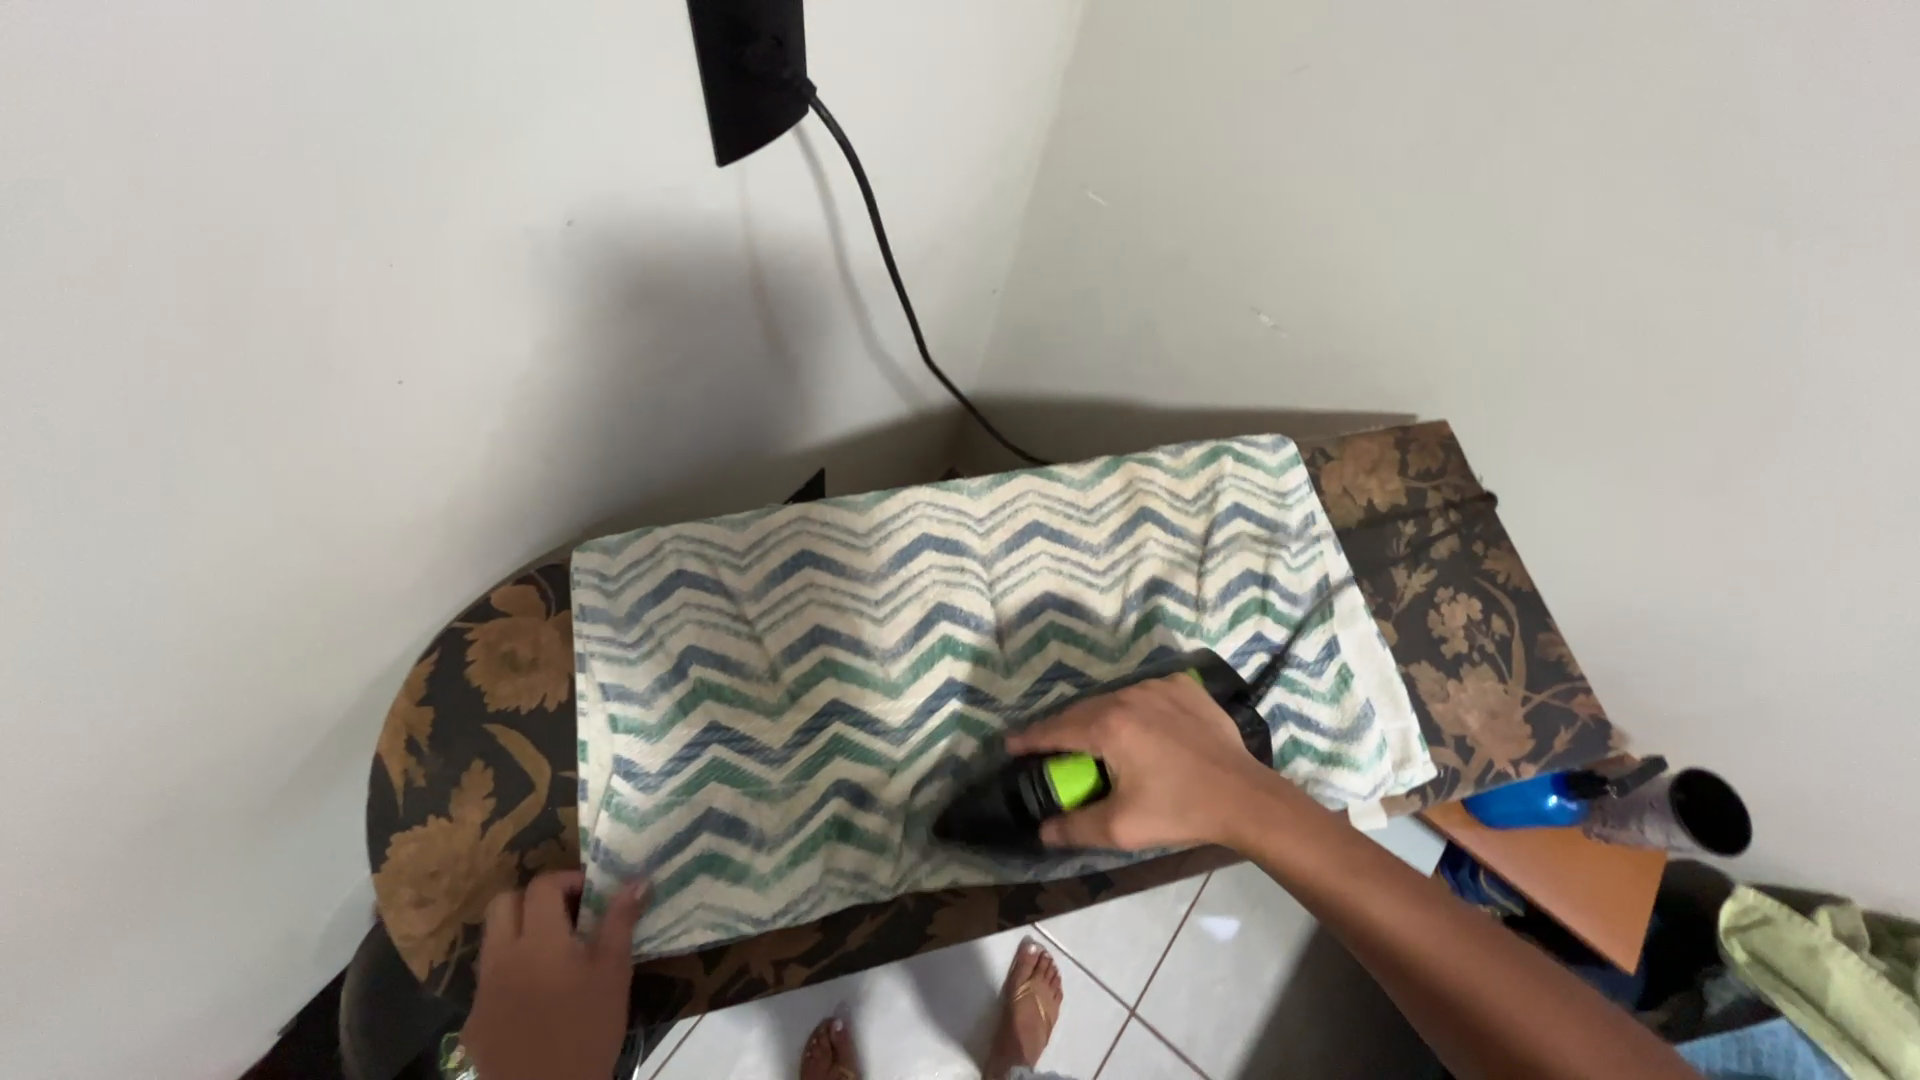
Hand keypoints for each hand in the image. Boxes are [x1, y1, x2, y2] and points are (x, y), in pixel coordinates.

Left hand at [461, 870, 647, 1079]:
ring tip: (554, 953)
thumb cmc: (589, 1029)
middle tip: (566, 914)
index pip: (541, 886)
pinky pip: (488, 979)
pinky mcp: (473, 1022)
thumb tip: (638, 879)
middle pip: (503, 903)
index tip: (591, 896)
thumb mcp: (615, 971)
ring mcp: (482, 991)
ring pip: (491, 939)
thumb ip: (621, 920)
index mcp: (538, 941)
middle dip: (533, 899)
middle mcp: (501, 957)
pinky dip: (510, 971)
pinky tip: (537, 997)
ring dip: (518, 931)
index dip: (567, 880)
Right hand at [1005, 673, 1306, 850]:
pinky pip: (1146, 693)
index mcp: (1107, 726)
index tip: (1010, 744)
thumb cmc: (1179, 810)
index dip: (1029, 738)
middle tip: (1048, 747)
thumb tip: (1042, 830)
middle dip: (1061, 728)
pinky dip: (1135, 708)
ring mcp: (1158, 687)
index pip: (1055, 729)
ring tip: (1093, 737)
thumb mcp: (1121, 828)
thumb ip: (1075, 827)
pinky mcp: (1184, 687)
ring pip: (1114, 699)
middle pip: (1082, 711)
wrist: (1244, 796)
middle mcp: (1127, 697)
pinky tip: (1140, 728)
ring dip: (1098, 716)